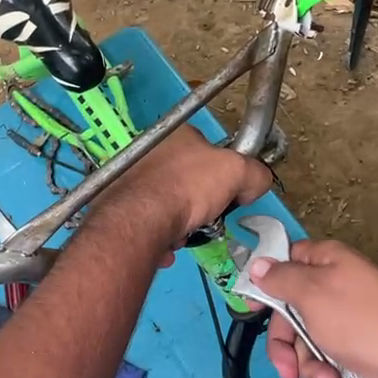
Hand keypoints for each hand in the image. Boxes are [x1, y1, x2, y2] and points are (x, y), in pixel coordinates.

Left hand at [93, 125, 271, 247]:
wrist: (141, 219)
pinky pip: (151, 223)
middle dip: (202, 203)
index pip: (210, 150)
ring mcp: (133, 179)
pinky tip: (167, 242)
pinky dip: (162, 235)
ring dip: (182, 222)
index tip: (228, 193)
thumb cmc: (190, 187)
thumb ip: (255, 174)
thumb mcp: (238, 172)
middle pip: (190, 180)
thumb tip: (256, 184)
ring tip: (185, 233)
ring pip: (170, 204)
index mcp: (180, 135)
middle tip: (208, 216)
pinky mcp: (121, 206)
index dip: (224, 173)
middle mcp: (152, 152)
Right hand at [247, 240, 377, 377]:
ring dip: (314, 374)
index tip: (251, 309)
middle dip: (290, 349)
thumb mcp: (313, 294)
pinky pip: (330, 368)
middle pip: (291, 315)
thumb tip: (258, 264)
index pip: (285, 263)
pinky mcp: (358, 354)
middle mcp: (337, 288)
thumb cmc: (362, 323)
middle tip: (289, 370)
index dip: (266, 285)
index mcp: (327, 263)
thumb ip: (281, 278)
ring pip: (309, 348)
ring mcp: (348, 324)